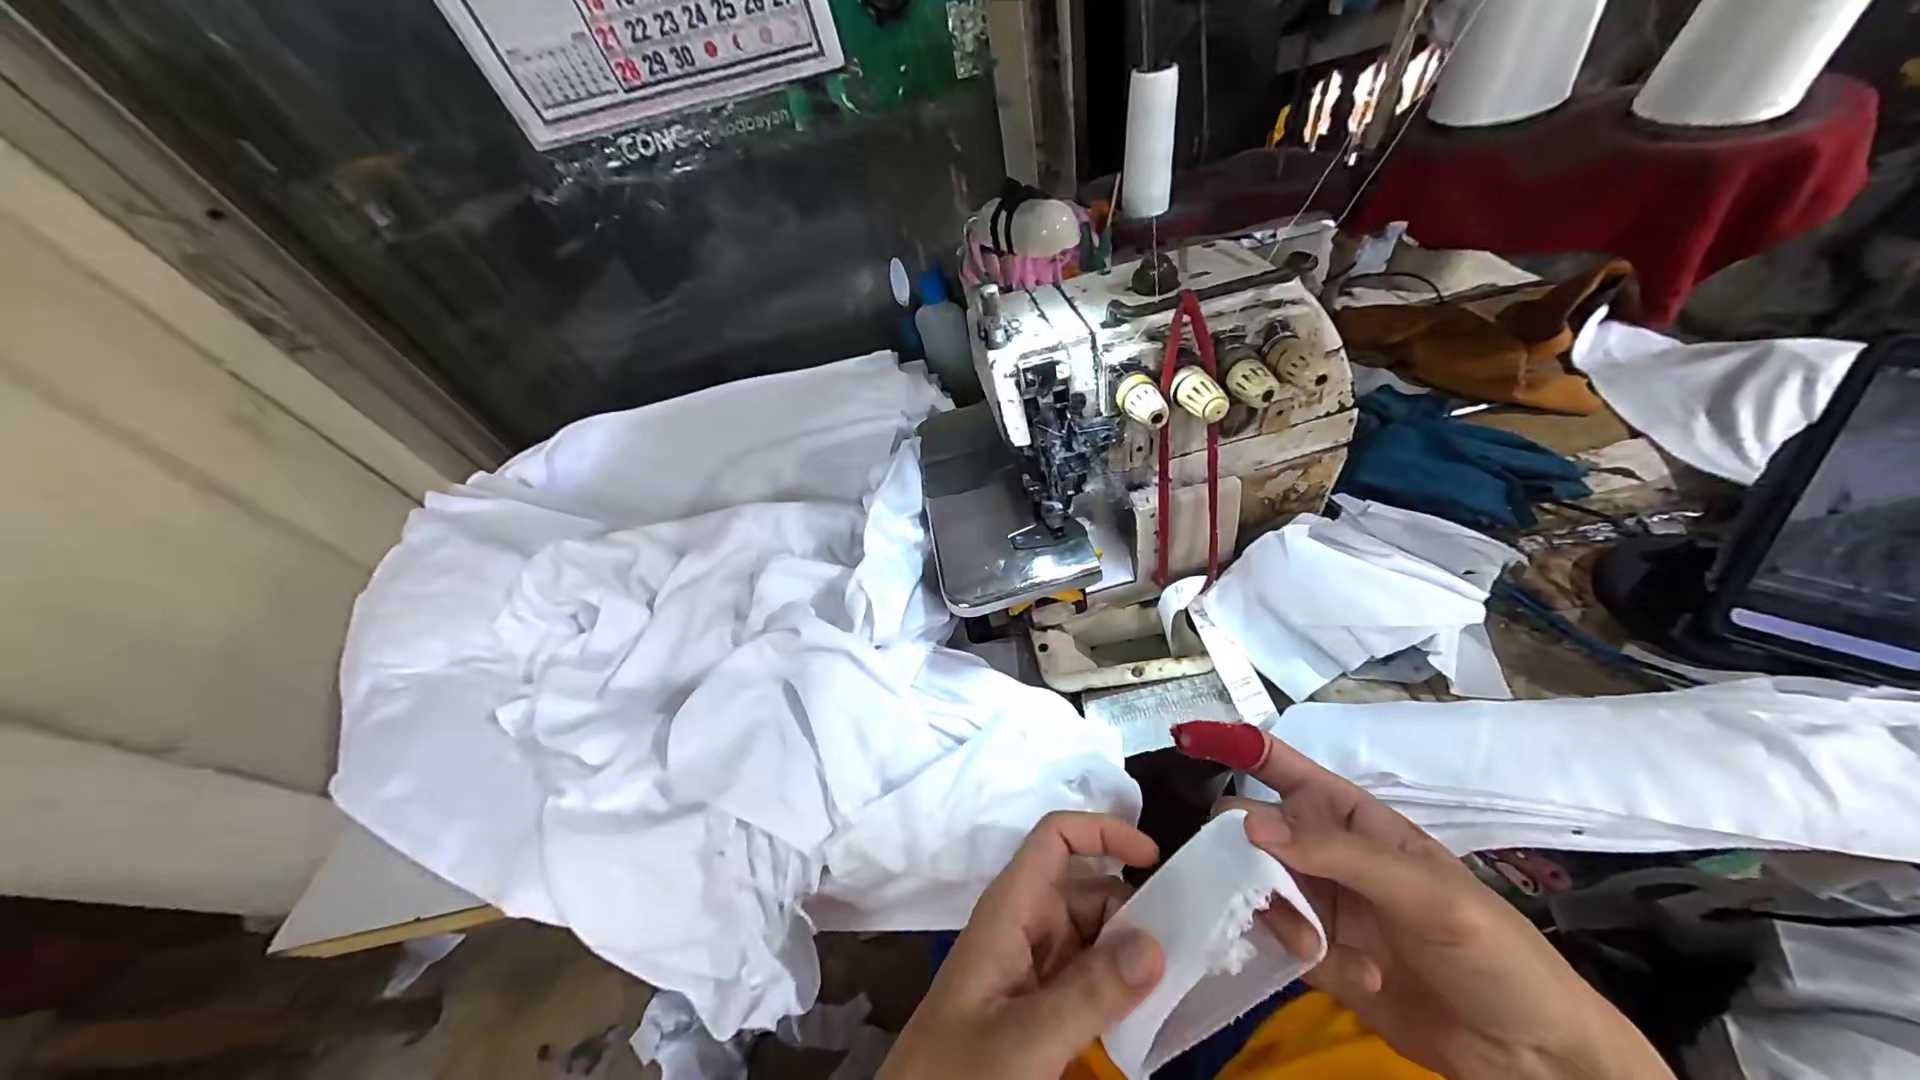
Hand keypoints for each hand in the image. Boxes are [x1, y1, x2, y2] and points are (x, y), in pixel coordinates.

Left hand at [879, 812, 1165, 1079]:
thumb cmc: (959, 1070)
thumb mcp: (1025, 1038)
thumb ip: (1089, 993)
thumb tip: (1156, 943)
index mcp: (1011, 908)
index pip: (1055, 839)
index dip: (1102, 832)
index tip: (1154, 861)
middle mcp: (1024, 922)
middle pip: (1087, 886)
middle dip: (1131, 908)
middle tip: (1179, 952)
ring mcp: (1032, 961)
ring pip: (1093, 930)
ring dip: (1129, 950)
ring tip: (1171, 983)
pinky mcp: (1040, 998)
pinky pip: (1089, 972)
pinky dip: (1118, 982)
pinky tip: (1144, 1010)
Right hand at [1184, 725, 1673, 1079]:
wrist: (1531, 1055)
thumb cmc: (1491, 950)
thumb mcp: (1424, 892)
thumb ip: (1335, 854)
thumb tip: (1248, 825)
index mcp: (1346, 815)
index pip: (1278, 764)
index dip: (1232, 744)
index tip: (1184, 737)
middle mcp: (1318, 849)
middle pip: (1246, 828)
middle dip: (1244, 854)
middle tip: (1263, 889)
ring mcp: (1313, 899)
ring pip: (1251, 884)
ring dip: (1279, 916)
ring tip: (1323, 950)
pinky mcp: (1311, 950)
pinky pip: (1271, 936)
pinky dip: (1299, 954)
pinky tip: (1353, 976)